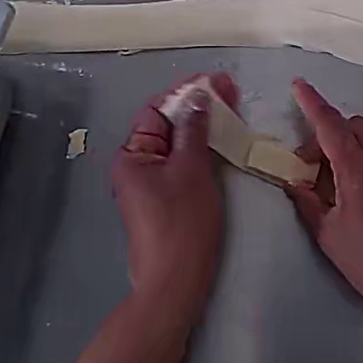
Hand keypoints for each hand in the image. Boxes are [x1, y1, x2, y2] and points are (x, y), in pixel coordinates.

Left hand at [112, 72, 227, 322]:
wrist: (176, 282)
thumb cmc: (182, 223)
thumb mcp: (191, 169)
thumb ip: (194, 129)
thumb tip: (198, 97)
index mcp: (133, 155)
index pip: (157, 109)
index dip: (186, 91)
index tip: (214, 79)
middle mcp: (137, 164)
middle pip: (167, 123)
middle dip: (196, 103)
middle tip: (229, 89)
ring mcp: (151, 180)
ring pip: (177, 140)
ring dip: (201, 121)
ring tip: (229, 105)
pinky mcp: (166, 194)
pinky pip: (181, 158)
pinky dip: (200, 144)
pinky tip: (220, 135)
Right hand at [284, 78, 362, 324]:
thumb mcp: (329, 235)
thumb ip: (307, 203)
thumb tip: (293, 183)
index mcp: (356, 169)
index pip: (330, 124)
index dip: (311, 103)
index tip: (298, 85)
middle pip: (350, 125)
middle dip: (326, 131)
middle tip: (308, 164)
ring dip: (345, 144)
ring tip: (329, 180)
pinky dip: (360, 155)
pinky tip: (351, 189)